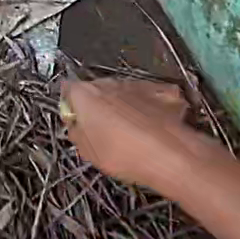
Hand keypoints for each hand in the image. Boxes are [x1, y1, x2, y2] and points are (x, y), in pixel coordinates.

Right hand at [61, 77, 223, 196]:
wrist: (172, 156)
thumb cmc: (124, 154)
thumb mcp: (87, 152)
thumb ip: (76, 132)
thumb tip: (76, 125)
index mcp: (84, 93)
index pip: (68, 90)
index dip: (70, 106)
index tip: (75, 121)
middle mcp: (109, 82)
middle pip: (96, 90)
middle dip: (98, 106)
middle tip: (102, 131)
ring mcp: (137, 85)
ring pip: (124, 93)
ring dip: (123, 107)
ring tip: (131, 133)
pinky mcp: (163, 91)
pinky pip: (150, 96)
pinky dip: (150, 106)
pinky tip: (154, 126)